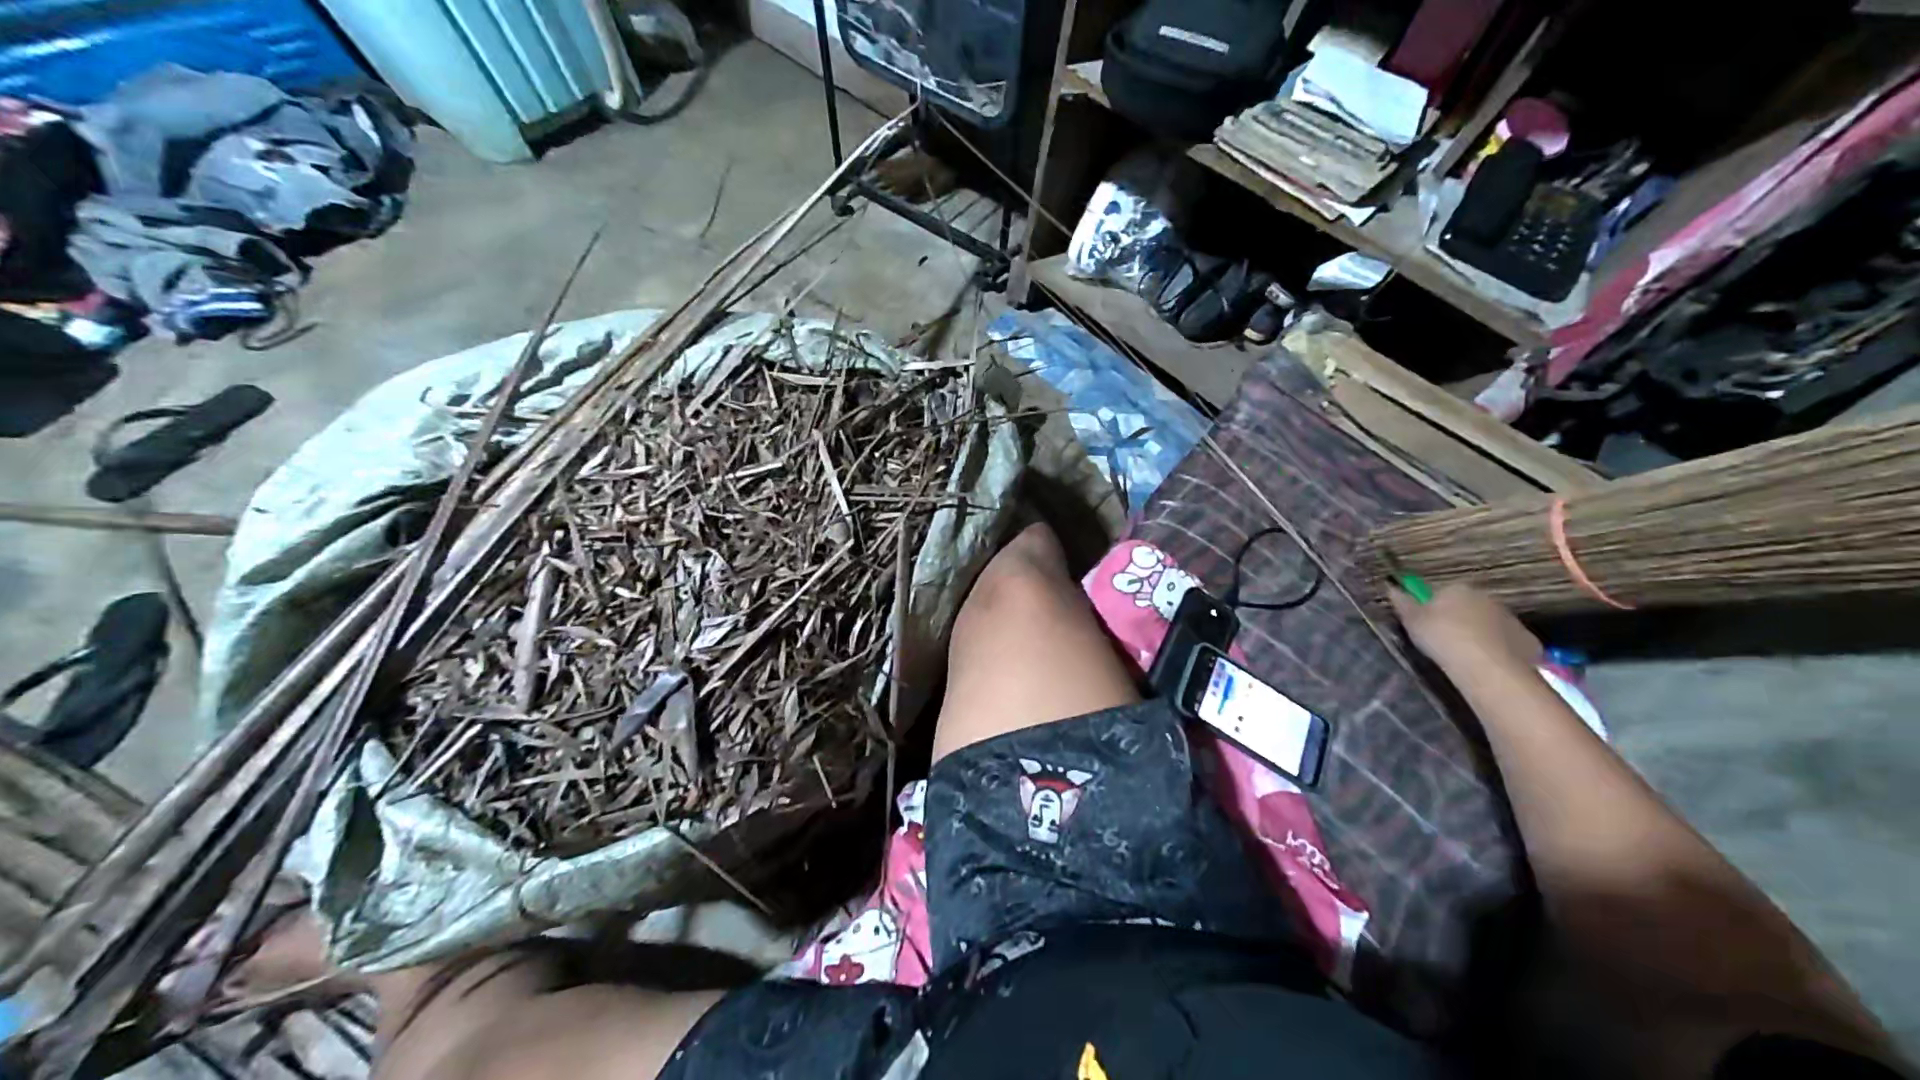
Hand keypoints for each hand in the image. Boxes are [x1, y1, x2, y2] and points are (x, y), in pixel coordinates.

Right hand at [1388, 581, 1541, 674]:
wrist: (1487, 666)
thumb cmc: (1442, 638)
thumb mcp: (1411, 621)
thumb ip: (1402, 602)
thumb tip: (1390, 586)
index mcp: (1457, 588)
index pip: (1441, 593)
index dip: (1432, 609)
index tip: (1426, 627)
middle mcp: (1487, 597)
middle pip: (1468, 607)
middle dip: (1459, 621)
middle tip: (1445, 643)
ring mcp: (1511, 619)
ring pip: (1490, 625)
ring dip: (1480, 635)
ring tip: (1467, 658)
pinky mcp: (1528, 640)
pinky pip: (1508, 643)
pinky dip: (1500, 651)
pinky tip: (1489, 666)